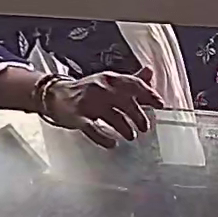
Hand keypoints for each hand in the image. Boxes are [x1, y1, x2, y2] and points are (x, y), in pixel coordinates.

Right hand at [44, 67, 166, 147]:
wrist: (57, 95)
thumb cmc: (88, 90)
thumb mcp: (110, 82)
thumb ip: (131, 80)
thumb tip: (150, 73)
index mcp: (110, 79)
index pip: (134, 84)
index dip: (149, 95)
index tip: (160, 104)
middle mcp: (100, 88)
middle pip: (126, 102)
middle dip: (138, 116)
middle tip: (145, 127)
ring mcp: (88, 103)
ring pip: (113, 116)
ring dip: (125, 128)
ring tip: (131, 135)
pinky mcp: (77, 117)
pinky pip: (93, 129)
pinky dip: (103, 138)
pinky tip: (112, 143)